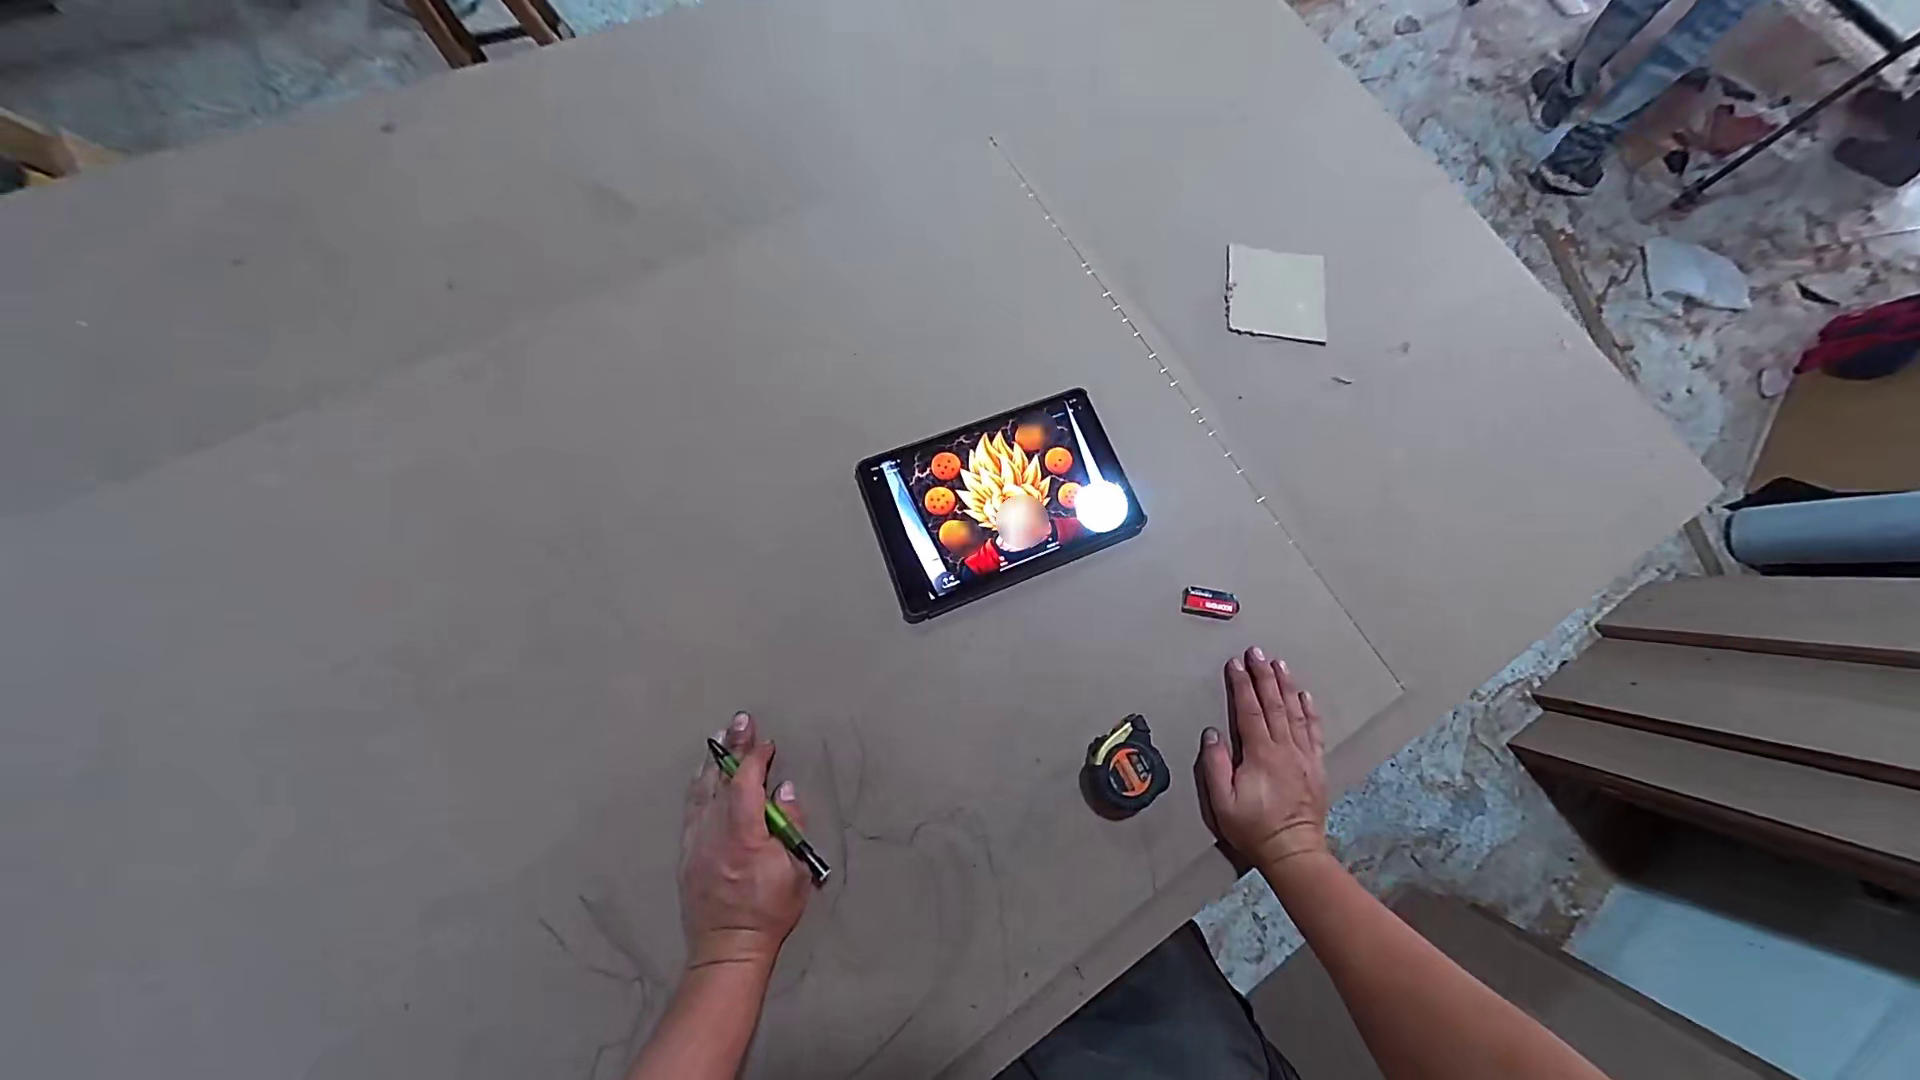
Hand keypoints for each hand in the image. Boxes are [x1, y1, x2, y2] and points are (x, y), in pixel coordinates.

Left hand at [679, 711, 811, 972]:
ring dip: (714, 763)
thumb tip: (785, 790)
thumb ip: (790, 826)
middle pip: (722, 780)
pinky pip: (691, 810)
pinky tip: (704, 776)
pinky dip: (699, 787)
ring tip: (721, 738)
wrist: (727, 950)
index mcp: (743, 836)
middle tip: (740, 720)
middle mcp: (714, 834)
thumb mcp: (795, 871)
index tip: (767, 744)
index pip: (747, 783)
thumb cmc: (769, 911)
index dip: (756, 759)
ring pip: (701, 793)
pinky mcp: (687, 855)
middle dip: (733, 747)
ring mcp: (696, 843)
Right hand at [1195, 647, 1329, 868]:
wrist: (1294, 852)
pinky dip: (1309, 711)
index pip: (1249, 711)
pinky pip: (1313, 731)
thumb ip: (1214, 765)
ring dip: (1285, 686)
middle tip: (1256, 652)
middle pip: (1273, 704)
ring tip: (1278, 664)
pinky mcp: (1316, 767)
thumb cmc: (1253, 828)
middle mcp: (1285, 750)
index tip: (1235, 664)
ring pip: (1294, 712)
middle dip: (1263, 675)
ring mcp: (1304, 757)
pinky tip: (1304, 696)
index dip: (1241, 685)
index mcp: (1260, 755)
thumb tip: (1213, 734)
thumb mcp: (1222, 801)